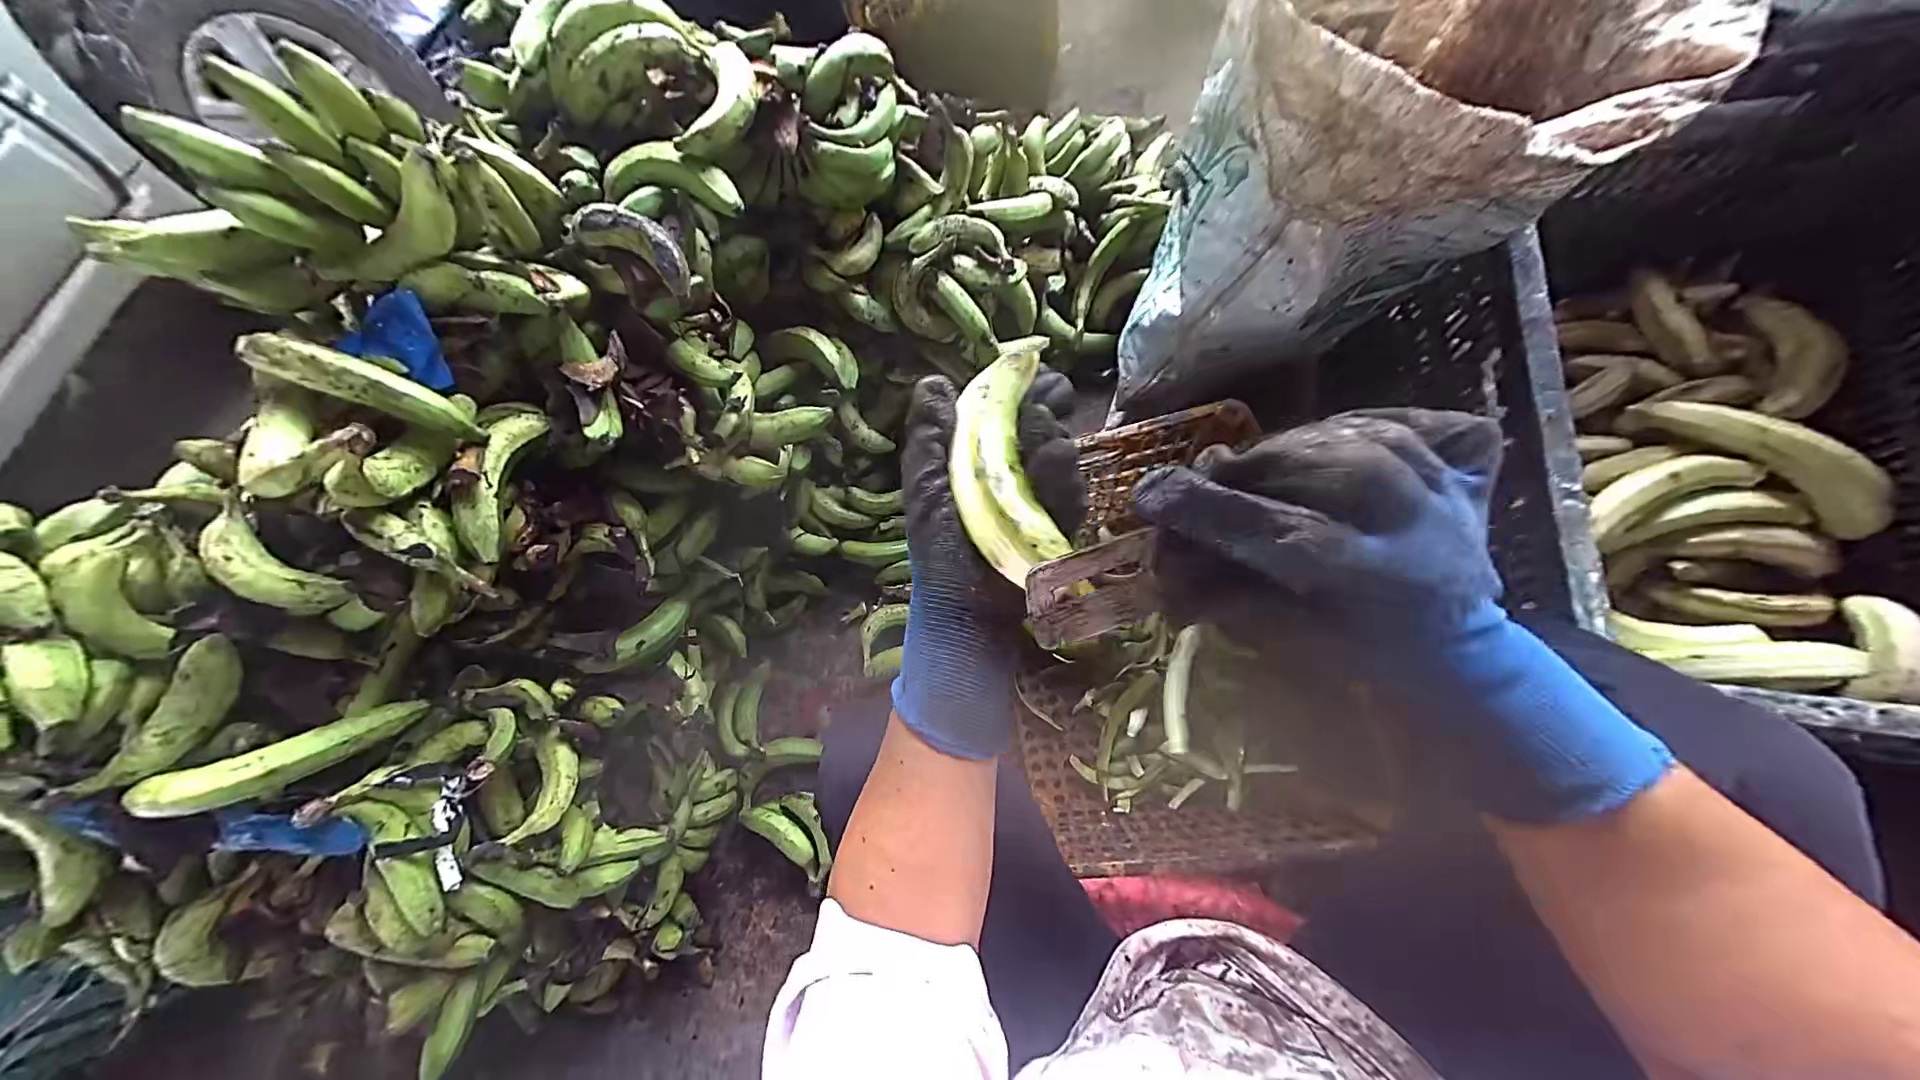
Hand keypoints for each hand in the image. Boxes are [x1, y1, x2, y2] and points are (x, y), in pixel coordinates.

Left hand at [893, 370, 1082, 759]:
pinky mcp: (1063, 520)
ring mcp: (1042, 495)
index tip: (1031, 372)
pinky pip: (1070, 486)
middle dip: (1046, 402)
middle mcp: (1015, 470)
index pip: (1007, 410)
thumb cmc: (939, 547)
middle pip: (1043, 421)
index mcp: (980, 457)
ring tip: (1040, 427)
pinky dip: (1061, 470)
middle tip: (1050, 393)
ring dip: (1049, 433)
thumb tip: (935, 382)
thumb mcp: (925, 489)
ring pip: (1058, 447)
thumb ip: (930, 439)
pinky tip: (1053, 458)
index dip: (1022, 387)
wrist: (965, 606)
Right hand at [1134, 408, 1672, 822]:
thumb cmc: (1352, 651)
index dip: (1211, 511)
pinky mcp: (1469, 456)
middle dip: (1237, 474)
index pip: (1280, 533)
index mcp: (1374, 580)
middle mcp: (1419, 522)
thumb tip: (1158, 564)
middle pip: (1309, 470)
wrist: (1454, 646)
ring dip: (1281, 448)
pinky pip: (1399, 417)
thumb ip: (1220, 594)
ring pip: (1344, 434)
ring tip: (1249, 471)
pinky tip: (1324, 445)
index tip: (1149, 494)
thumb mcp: (1282, 638)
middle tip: (1196, 484)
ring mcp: (1449, 481)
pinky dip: (1351, 425)